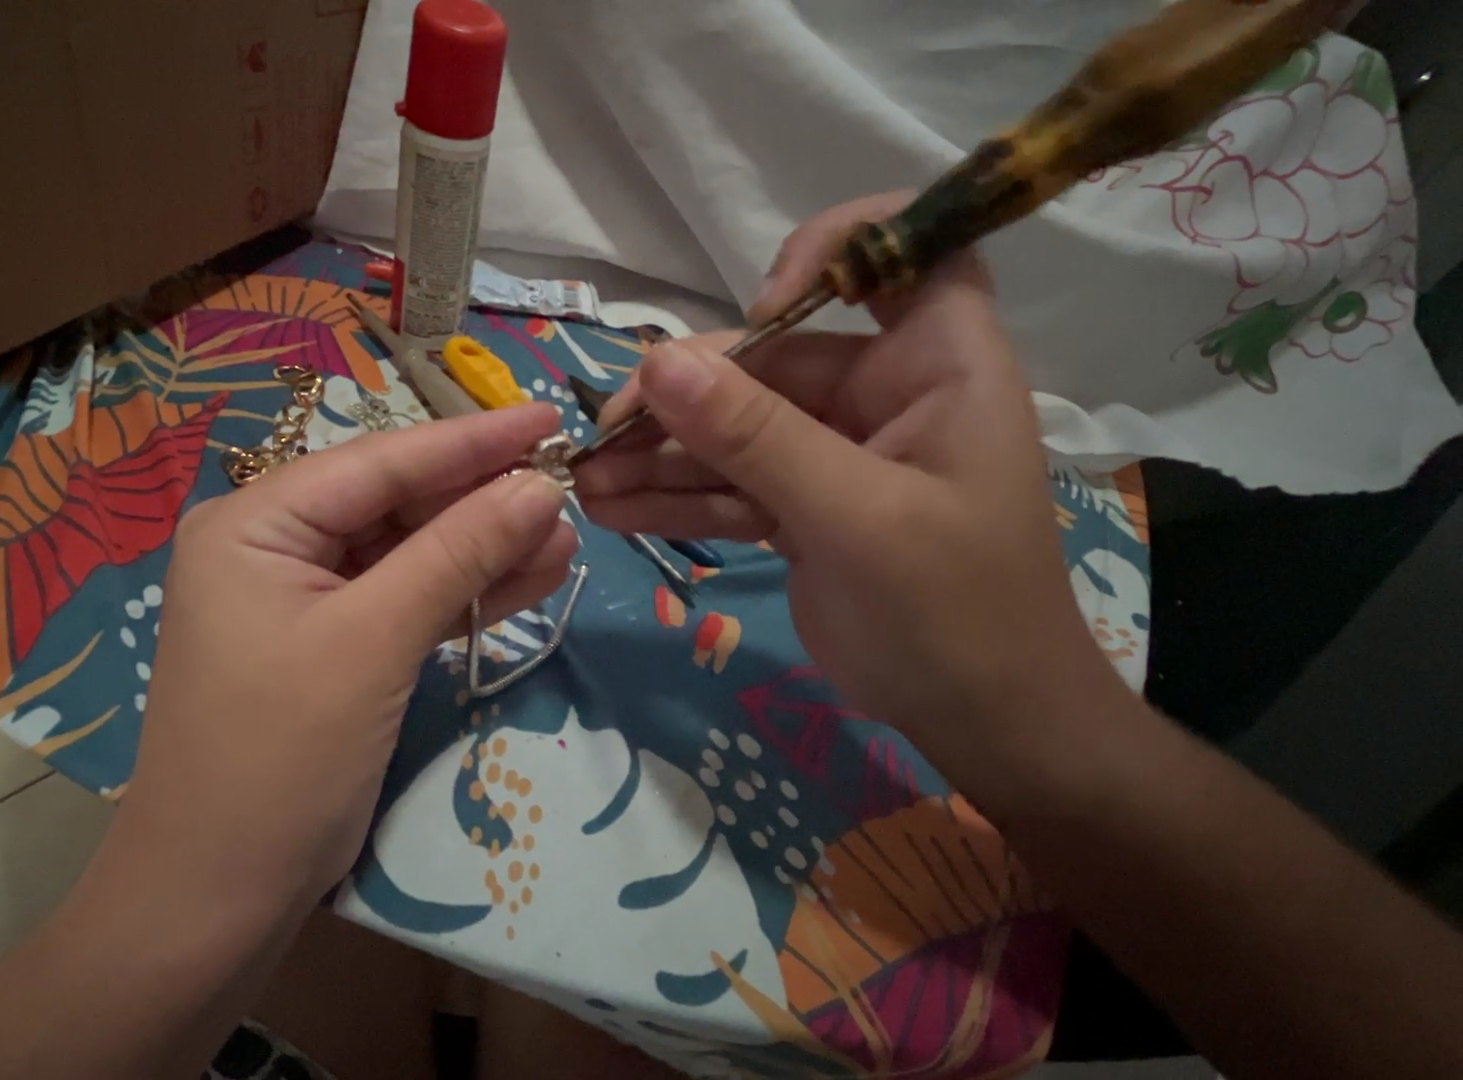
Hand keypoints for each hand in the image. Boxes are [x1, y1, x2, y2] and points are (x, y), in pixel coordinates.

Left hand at [115, 405, 576, 909]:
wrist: (220, 895)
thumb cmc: (280, 757)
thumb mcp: (373, 642)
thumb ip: (457, 555)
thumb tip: (538, 487)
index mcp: (256, 522)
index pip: (381, 462)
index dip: (472, 440)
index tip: (548, 416)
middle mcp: (276, 546)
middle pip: (398, 504)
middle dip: (484, 503)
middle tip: (568, 491)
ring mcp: (307, 599)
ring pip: (412, 555)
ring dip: (486, 550)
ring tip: (566, 540)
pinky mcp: (336, 646)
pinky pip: (408, 603)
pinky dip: (465, 596)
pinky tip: (532, 579)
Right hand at [574, 192, 1118, 758]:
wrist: (977, 720)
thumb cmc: (951, 610)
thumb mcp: (855, 517)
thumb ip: (757, 438)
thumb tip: (658, 363)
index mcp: (937, 365)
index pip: (908, 253)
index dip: (836, 252)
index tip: (762, 307)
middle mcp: (882, 394)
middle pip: (771, 362)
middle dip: (683, 397)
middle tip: (603, 435)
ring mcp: (833, 453)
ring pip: (734, 430)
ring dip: (660, 455)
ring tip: (586, 482)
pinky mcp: (799, 505)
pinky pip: (728, 485)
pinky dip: (676, 498)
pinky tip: (614, 511)